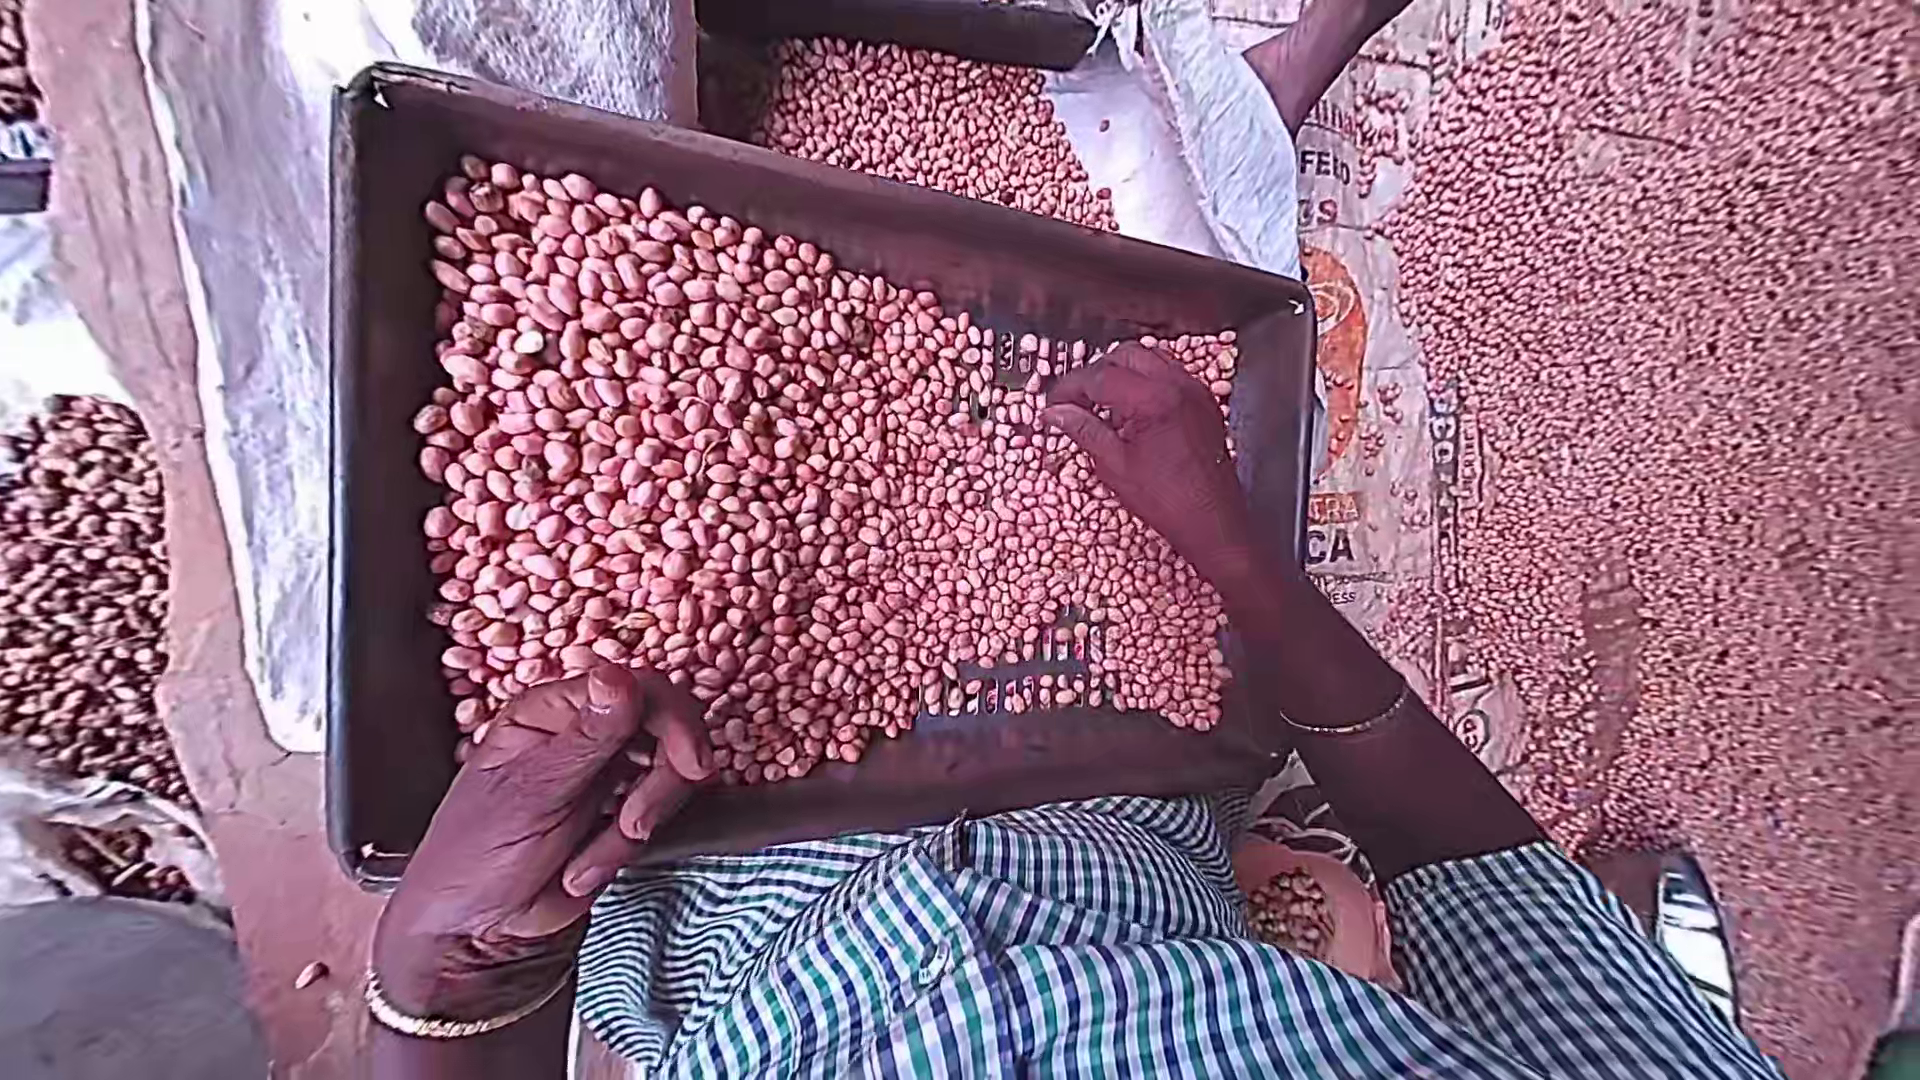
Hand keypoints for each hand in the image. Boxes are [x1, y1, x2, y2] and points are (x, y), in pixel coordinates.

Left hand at [370, 665, 712, 1019]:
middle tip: (639, 823)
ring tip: (594, 857)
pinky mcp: (630, 799)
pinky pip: (665, 804)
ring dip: (644, 817)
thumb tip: (619, 676)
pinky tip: (592, 864)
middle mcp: (591, 726)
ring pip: (675, 766)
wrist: (476, 936)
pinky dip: (635, 841)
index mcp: (556, 709)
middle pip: (670, 724)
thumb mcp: (531, 796)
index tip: (691, 764)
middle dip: (664, 779)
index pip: (640, 688)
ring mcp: (614, 762)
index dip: (675, 721)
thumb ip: (586, 737)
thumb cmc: (475, 859)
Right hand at [1041, 343, 1257, 580]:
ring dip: (1118, 374)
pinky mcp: (1202, 402)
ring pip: (1147, 359)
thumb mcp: (1114, 466)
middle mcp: (1178, 385)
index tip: (1053, 404)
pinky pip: (1166, 374)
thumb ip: (1084, 431)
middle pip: (1123, 356)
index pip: (1099, 376)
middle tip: (1073, 402)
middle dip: (1093, 375)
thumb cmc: (1166, 501)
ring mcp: (1194, 391)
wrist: (1212, 521)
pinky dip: (1142, 382)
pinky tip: (1128, 412)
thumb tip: (1056, 413)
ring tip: (1099, 406)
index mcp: (1154, 400)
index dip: (1069, 388)